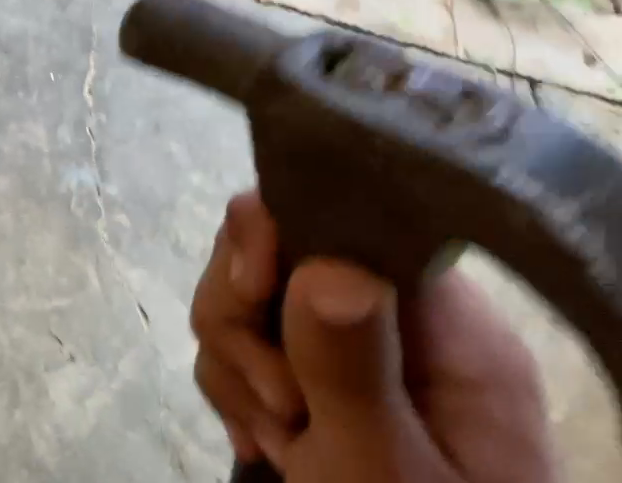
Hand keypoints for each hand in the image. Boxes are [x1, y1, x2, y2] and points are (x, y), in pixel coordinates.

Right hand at [190, 192, 554, 482]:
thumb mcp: (383, 465)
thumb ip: (350, 367)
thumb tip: (326, 267)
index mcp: (445, 328)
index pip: (339, 221)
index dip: (272, 235)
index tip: (247, 289)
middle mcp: (394, 320)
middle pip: (266, 257)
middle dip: (240, 323)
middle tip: (275, 400)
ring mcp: (348, 348)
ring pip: (236, 301)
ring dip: (234, 369)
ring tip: (278, 441)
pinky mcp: (310, 374)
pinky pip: (233, 344)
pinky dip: (233, 391)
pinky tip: (265, 442)